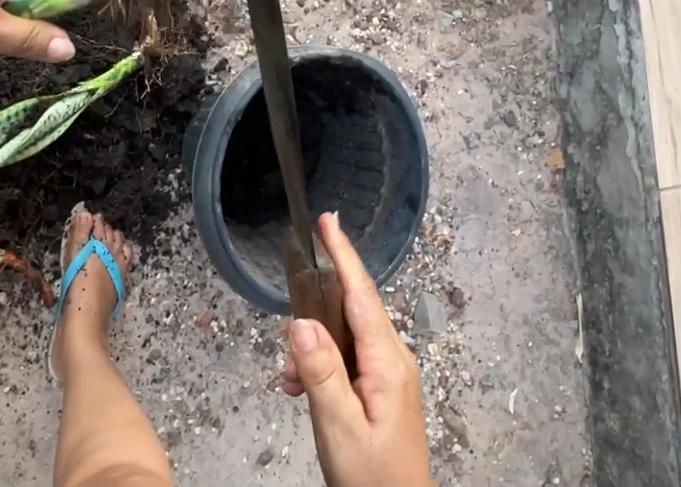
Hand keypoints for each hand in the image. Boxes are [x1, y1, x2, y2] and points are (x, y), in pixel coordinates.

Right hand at [281, 213, 431, 486]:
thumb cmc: (373, 478)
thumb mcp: (339, 427)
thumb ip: (320, 372)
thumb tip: (299, 320)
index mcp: (388, 361)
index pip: (362, 293)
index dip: (343, 254)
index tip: (327, 220)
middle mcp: (393, 358)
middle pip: (351, 311)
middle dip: (313, 314)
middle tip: (287, 338)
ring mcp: (389, 373)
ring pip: (343, 337)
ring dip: (312, 351)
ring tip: (290, 382)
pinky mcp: (381, 389)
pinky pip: (346, 359)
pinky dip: (320, 368)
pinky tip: (301, 390)